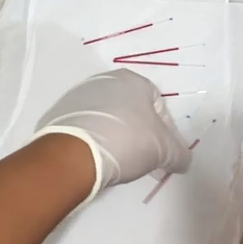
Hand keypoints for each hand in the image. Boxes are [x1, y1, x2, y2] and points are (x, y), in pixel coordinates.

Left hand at [35, 70, 189, 200]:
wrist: (73, 154)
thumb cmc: (127, 141)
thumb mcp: (165, 152)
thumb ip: (179, 154)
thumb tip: (183, 161)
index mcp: (134, 81)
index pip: (159, 106)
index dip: (166, 133)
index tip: (164, 155)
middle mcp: (106, 81)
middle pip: (132, 111)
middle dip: (141, 135)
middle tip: (144, 160)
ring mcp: (78, 96)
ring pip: (108, 119)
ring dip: (117, 137)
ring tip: (119, 163)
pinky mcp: (59, 114)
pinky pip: (86, 128)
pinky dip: (95, 141)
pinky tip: (97, 159)